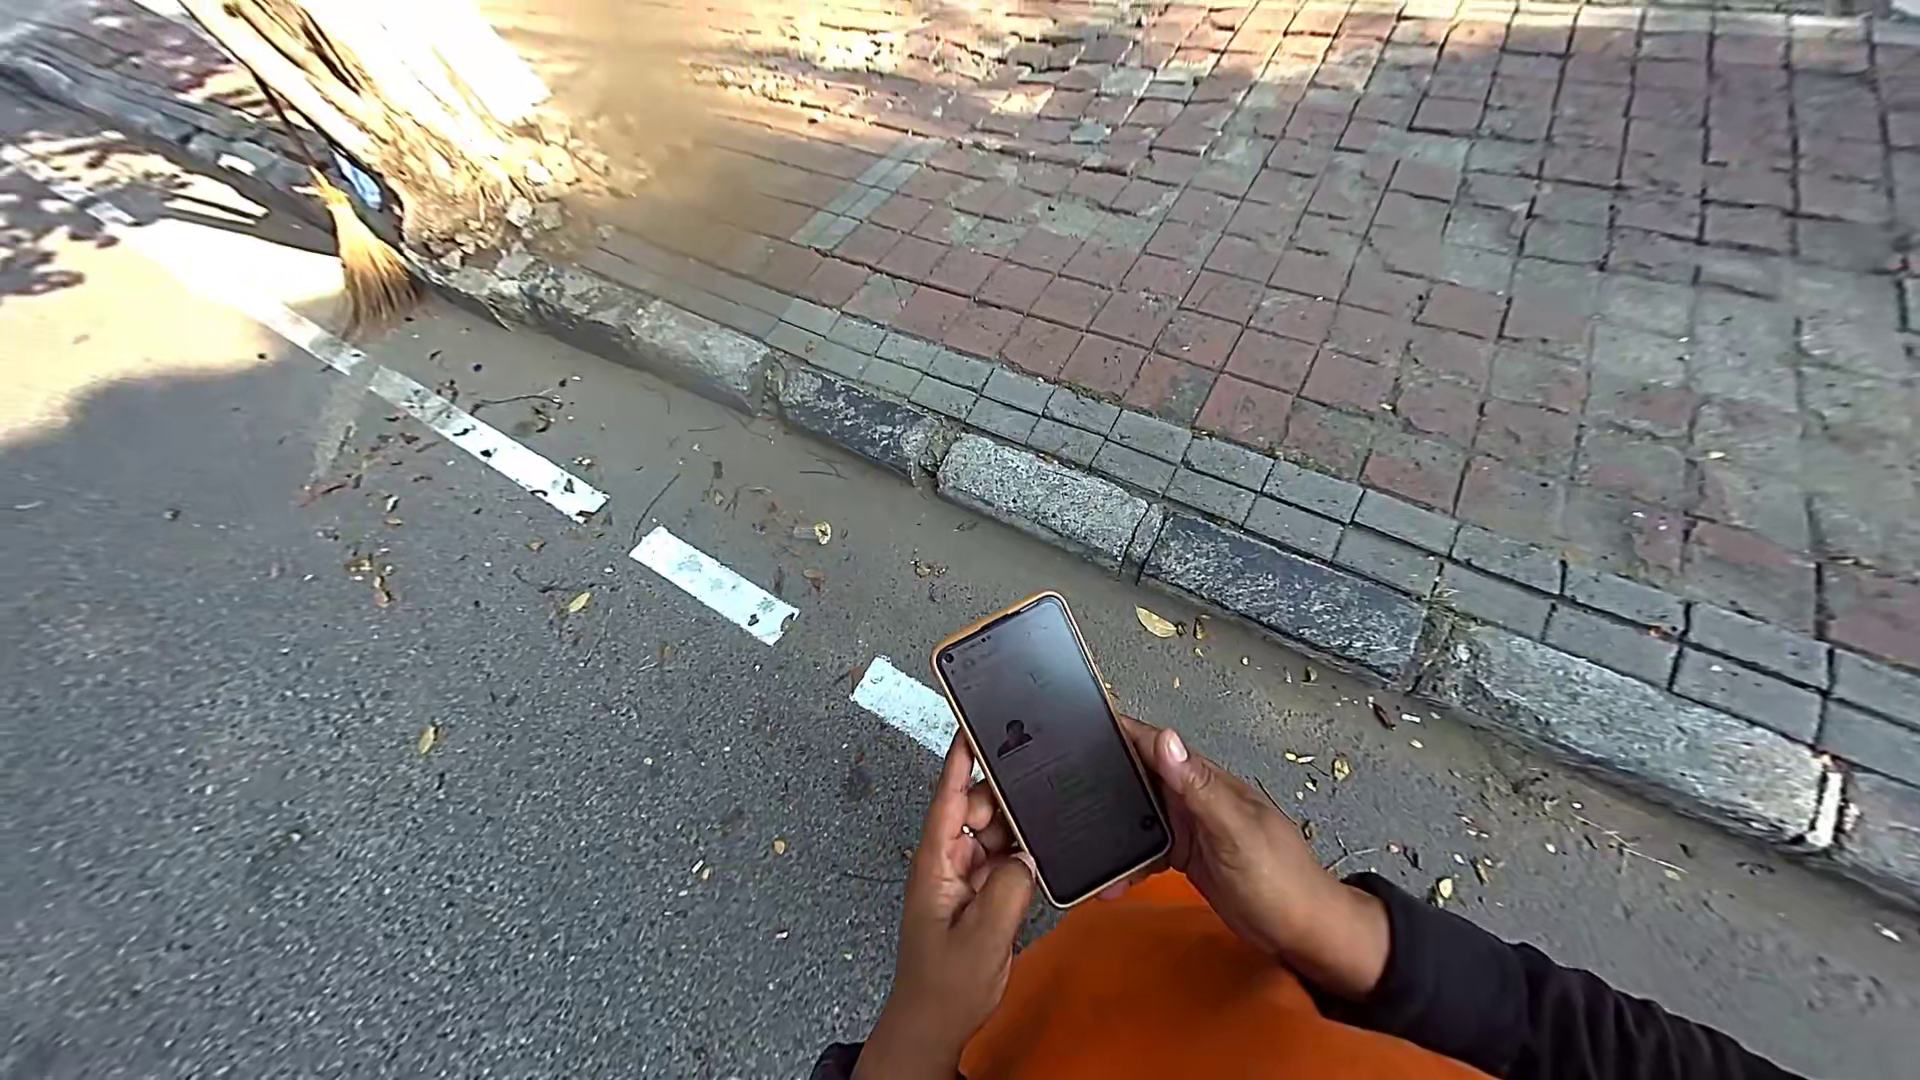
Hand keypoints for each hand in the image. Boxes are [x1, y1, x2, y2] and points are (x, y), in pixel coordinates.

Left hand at [857, 734, 1033, 1078]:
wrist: (935, 1025)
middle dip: (1006, 797)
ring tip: (1043, 824)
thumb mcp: (982, 938)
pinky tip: (1040, 854)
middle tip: (1035, 788)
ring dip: (1017, 829)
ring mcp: (965, 872)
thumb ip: (1010, 888)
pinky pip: (1004, 855)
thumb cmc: (942, 987)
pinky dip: (1021, 852)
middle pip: (979, 806)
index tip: (972, 723)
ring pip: (995, 830)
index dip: (960, 757)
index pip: (948, 793)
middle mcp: (949, 857)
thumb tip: (1028, 854)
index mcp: (936, 858)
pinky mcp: (980, 887)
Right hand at [1106, 715, 1389, 999]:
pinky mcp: (1184, 852)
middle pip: (1136, 774)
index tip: (1078, 724)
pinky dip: (1126, 860)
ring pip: (1136, 812)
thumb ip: (1199, 787)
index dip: (1116, 730)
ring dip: (1110, 822)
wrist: (1307, 937)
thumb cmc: (1281, 880)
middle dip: (1102, 775)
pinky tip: (1111, 878)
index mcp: (1202, 779)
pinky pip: (1145, 847)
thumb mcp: (1236, 831)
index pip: (1152, 742)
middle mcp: (1191, 795)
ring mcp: (1187, 823)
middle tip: (1063, 782)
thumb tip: (1165, 739)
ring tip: (1080, 837)